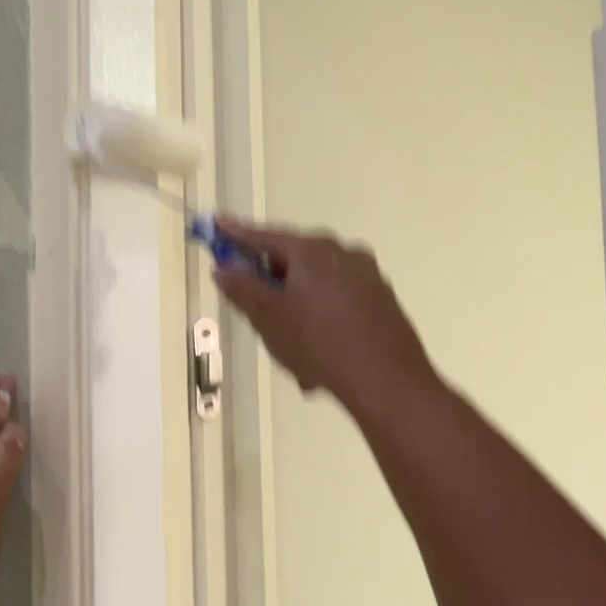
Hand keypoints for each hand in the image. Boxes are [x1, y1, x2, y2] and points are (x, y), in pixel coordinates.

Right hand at [212, 218, 439, 412]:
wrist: (388, 382)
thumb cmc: (318, 343)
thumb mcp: (267, 317)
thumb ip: (242, 288)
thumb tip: (222, 268)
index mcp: (313, 251)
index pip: (264, 236)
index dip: (236, 233)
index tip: (216, 224)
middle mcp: (344, 254)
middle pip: (293, 260)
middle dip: (269, 283)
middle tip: (252, 307)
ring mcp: (368, 277)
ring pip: (315, 287)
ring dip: (295, 310)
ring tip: (287, 349)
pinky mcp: (383, 302)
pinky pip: (337, 304)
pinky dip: (319, 322)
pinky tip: (315, 358)